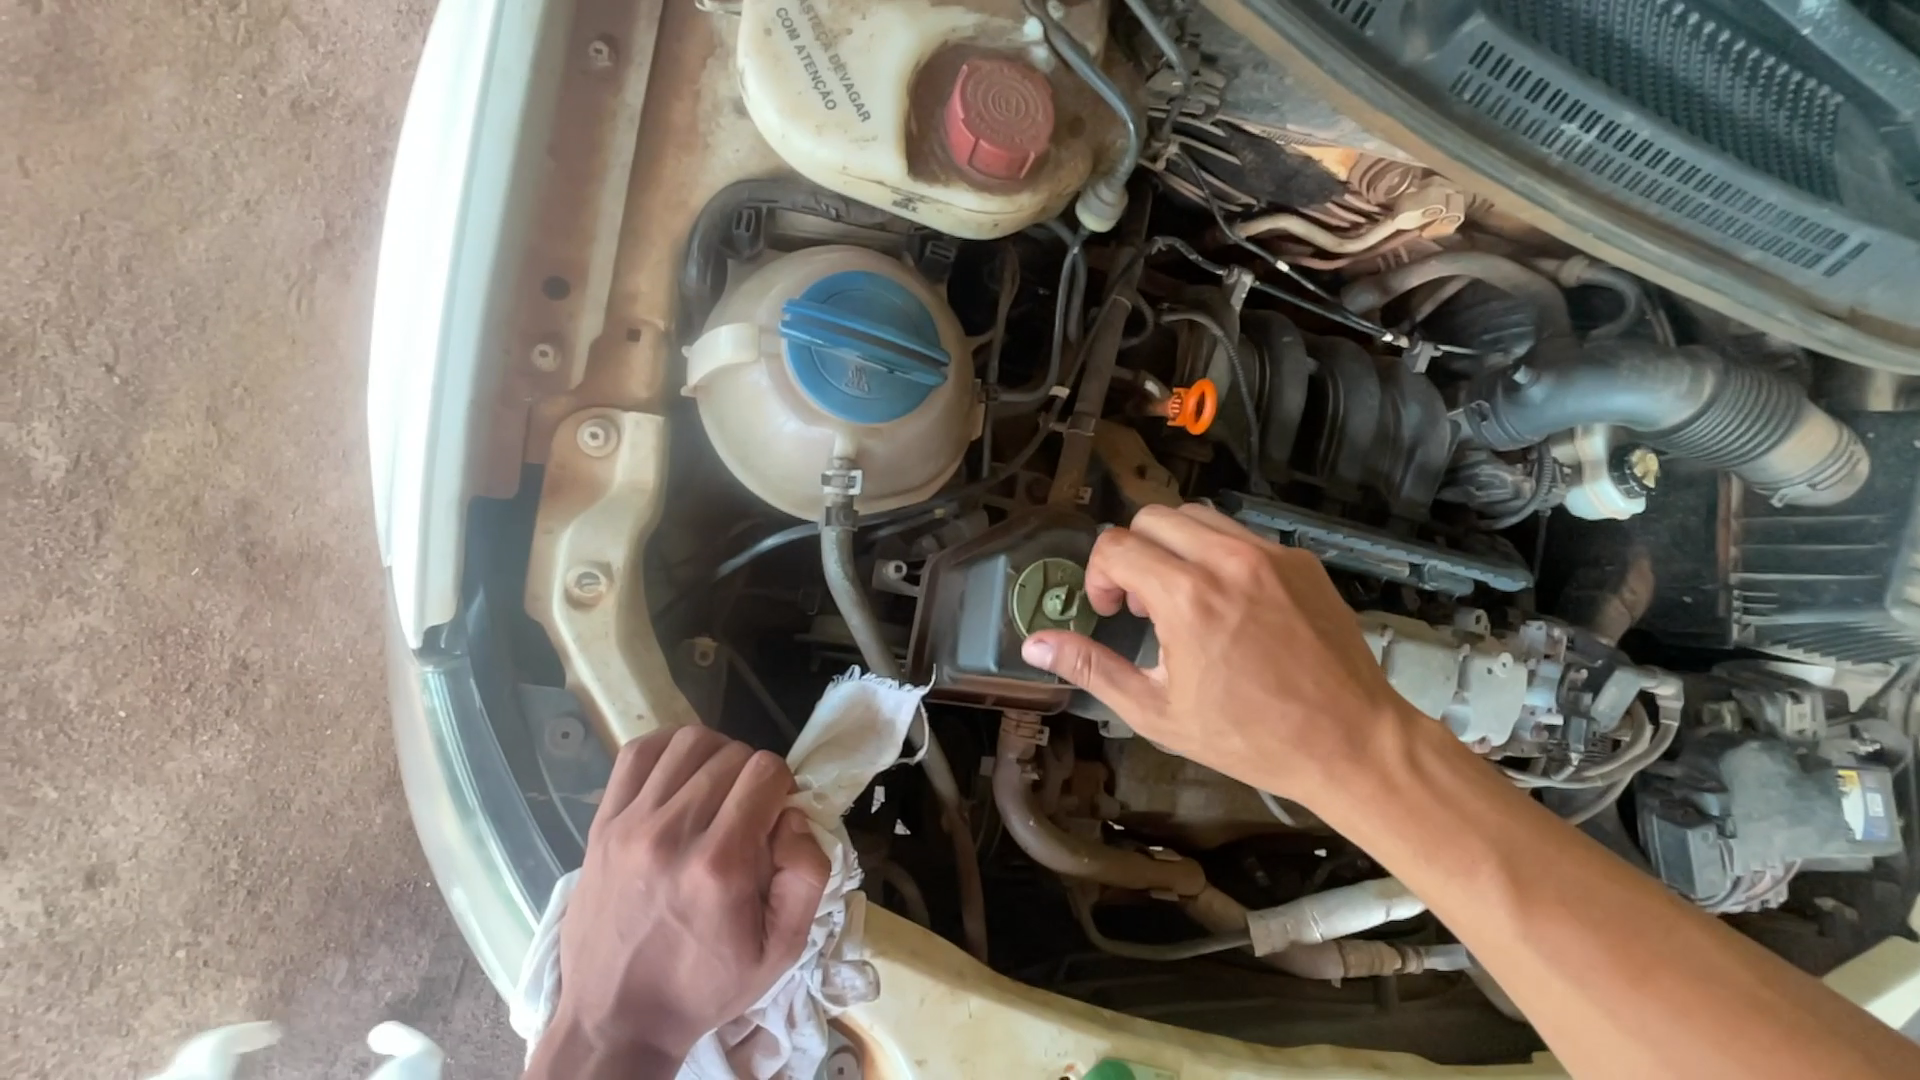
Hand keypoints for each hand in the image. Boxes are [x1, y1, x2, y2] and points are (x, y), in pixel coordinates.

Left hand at [536, 726, 828, 1074]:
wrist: (616, 1020)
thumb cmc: (705, 986)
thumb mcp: (781, 950)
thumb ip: (808, 875)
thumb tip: (794, 816)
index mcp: (719, 866)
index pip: (766, 772)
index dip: (783, 786)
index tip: (776, 816)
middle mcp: (671, 834)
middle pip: (732, 753)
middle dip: (754, 773)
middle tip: (750, 809)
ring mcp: (629, 825)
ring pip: (688, 742)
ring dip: (716, 755)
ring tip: (718, 788)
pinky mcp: (602, 824)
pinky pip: (637, 753)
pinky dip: (667, 749)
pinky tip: (682, 775)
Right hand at [1020, 503, 1421, 809]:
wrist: (1351, 742)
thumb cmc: (1248, 736)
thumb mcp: (1156, 712)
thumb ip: (1091, 668)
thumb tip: (1035, 644)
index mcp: (1186, 597)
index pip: (1115, 545)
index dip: (1099, 576)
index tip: (1111, 612)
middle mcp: (1226, 560)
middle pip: (1151, 517)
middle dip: (1132, 553)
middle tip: (1144, 604)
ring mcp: (1270, 555)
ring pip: (1197, 516)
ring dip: (1173, 546)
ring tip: (1184, 597)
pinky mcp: (1300, 560)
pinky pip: (1241, 534)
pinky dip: (1218, 553)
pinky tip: (1229, 601)